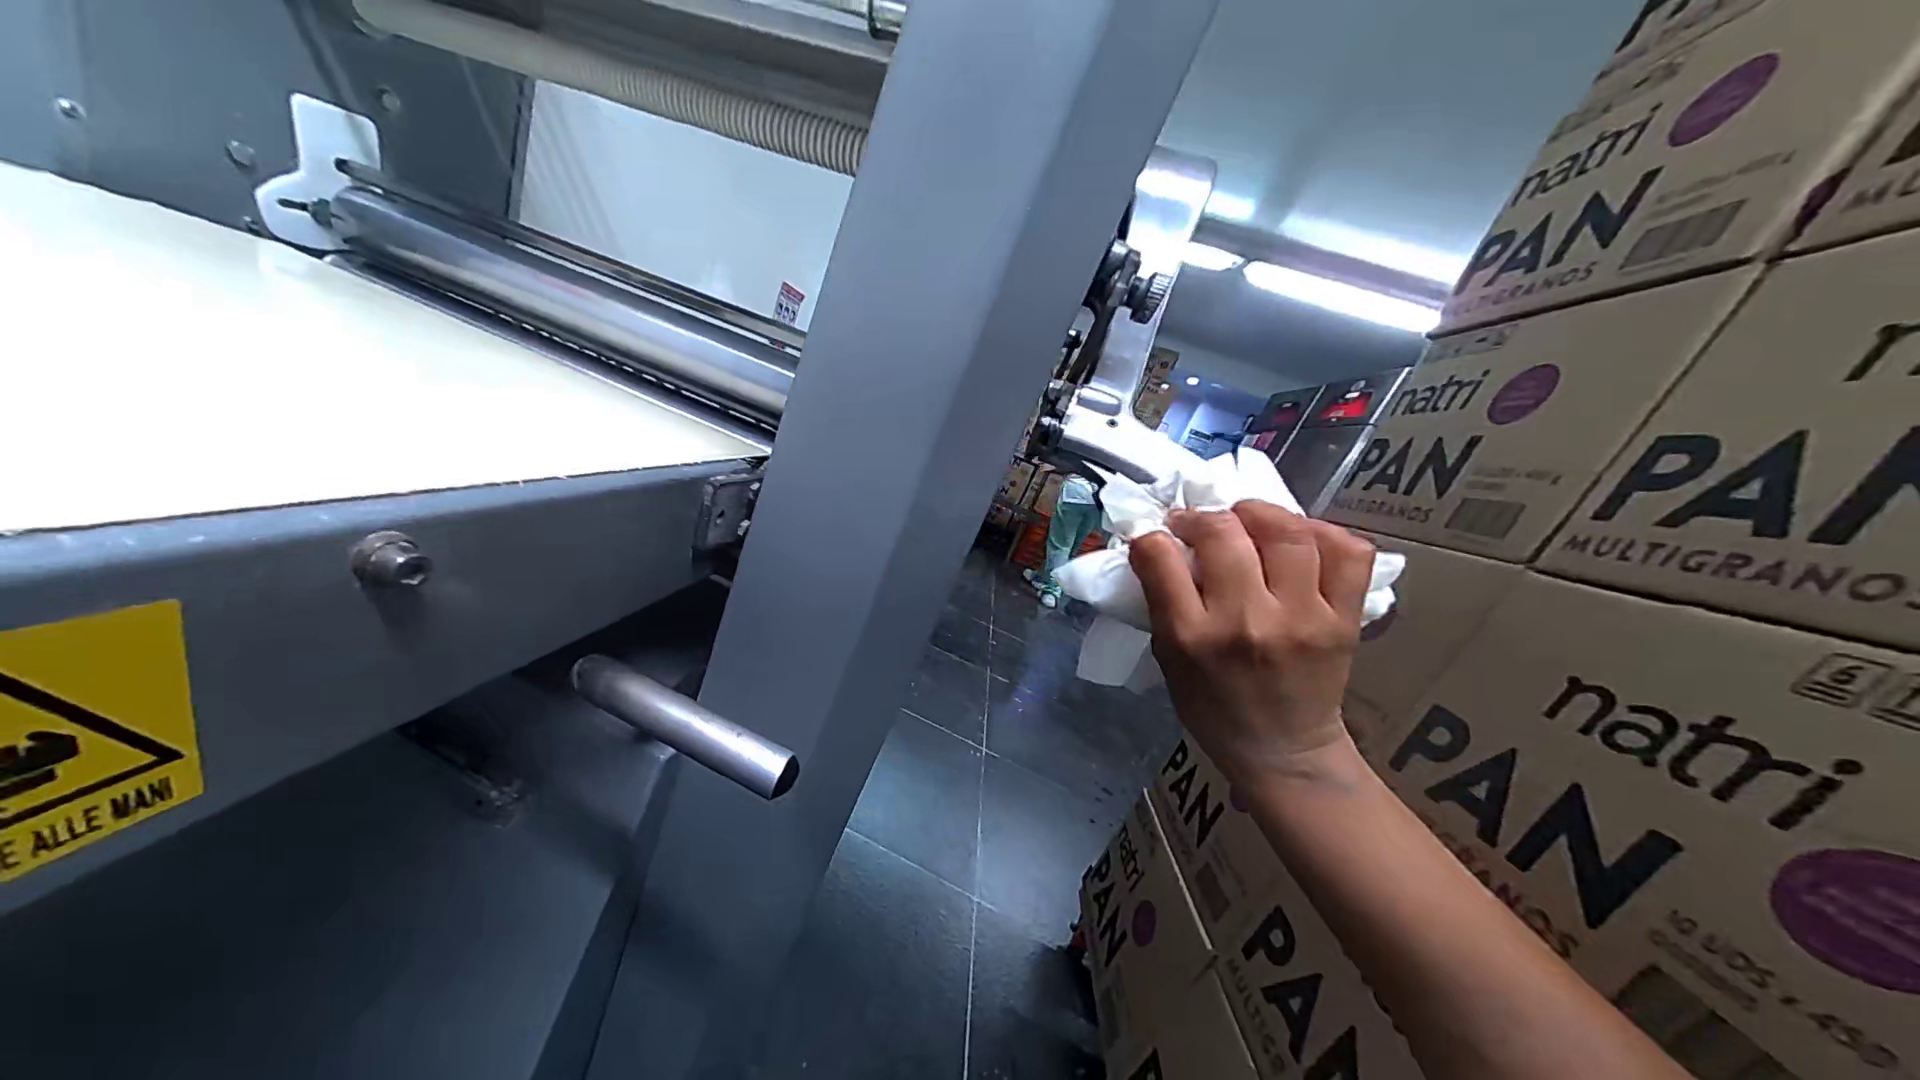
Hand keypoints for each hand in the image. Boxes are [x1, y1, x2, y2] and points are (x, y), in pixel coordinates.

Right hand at [1129, 503, 1375, 785]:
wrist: (1281, 749)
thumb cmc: (1212, 706)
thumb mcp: (1167, 659)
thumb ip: (1165, 601)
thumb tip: (1166, 544)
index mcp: (1192, 637)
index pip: (1160, 557)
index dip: (1152, 537)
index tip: (1157, 538)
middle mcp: (1247, 622)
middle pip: (1223, 533)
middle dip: (1201, 517)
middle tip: (1197, 524)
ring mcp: (1303, 619)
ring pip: (1287, 532)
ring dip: (1259, 513)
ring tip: (1247, 520)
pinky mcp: (1344, 620)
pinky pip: (1347, 552)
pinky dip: (1323, 533)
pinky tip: (1300, 539)